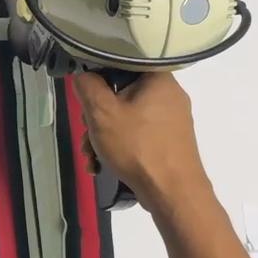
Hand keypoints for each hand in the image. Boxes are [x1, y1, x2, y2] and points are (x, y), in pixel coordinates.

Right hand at [74, 71, 209, 209]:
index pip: (121, 65)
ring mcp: (172, 120)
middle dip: (96, 117)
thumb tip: (84, 76)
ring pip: (126, 118)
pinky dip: (118, 146)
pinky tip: (103, 165)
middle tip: (87, 133)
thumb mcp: (101, 112)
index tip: (85, 97)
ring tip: (91, 157)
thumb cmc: (137, 145)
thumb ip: (88, 86)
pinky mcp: (170, 141)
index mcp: (158, 80)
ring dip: (102, 135)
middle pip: (121, 94)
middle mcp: (169, 95)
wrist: (173, 192)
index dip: (98, 78)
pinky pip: (137, 134)